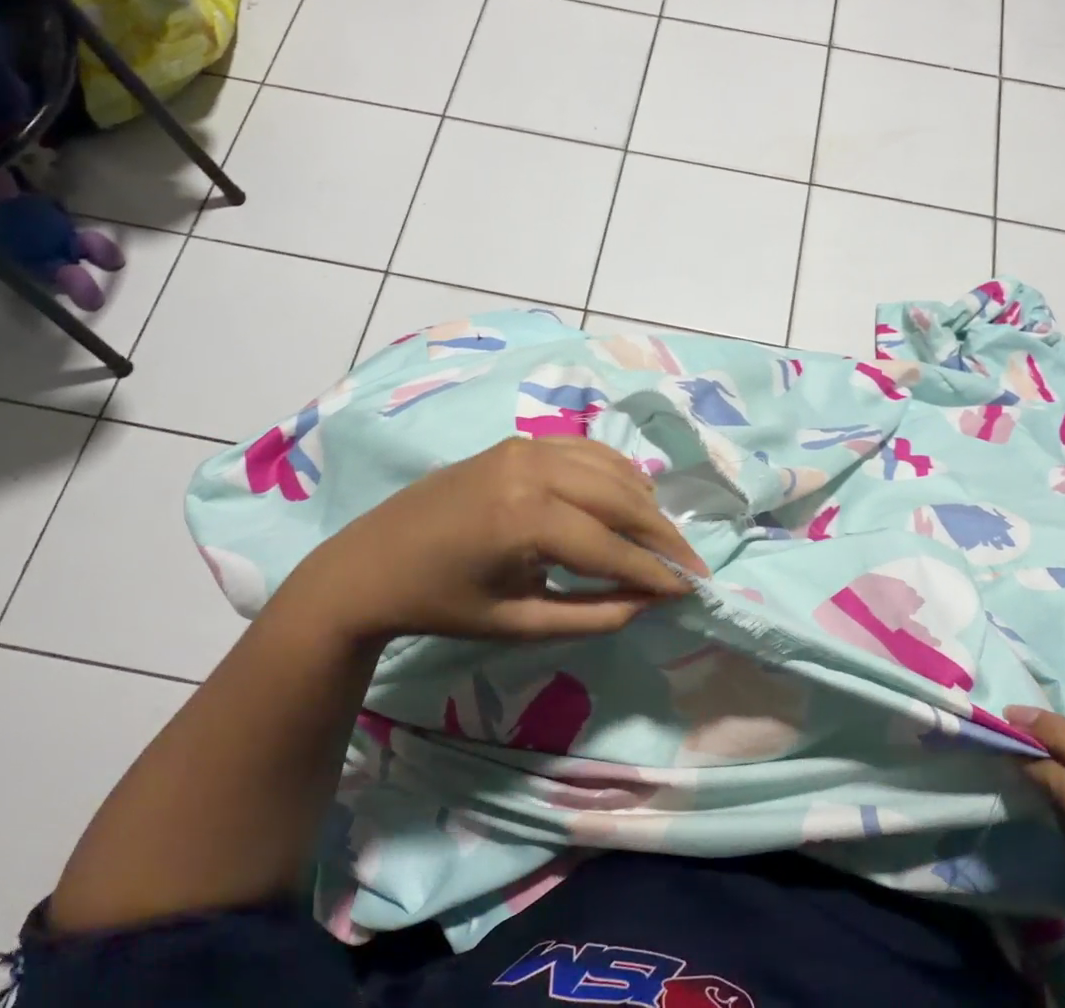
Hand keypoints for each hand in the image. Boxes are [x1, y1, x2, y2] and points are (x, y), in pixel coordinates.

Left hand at [294, 436, 707, 641]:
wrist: (372, 563)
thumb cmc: (442, 604)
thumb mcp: (520, 623)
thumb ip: (594, 614)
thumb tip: (650, 600)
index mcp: (526, 519)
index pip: (613, 547)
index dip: (657, 572)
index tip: (693, 590)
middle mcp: (533, 468)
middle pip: (623, 499)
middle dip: (663, 536)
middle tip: (691, 568)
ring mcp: (526, 447)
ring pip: (612, 468)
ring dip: (644, 504)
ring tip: (662, 542)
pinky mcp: (520, 442)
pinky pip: (587, 451)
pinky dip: (617, 475)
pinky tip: (629, 501)